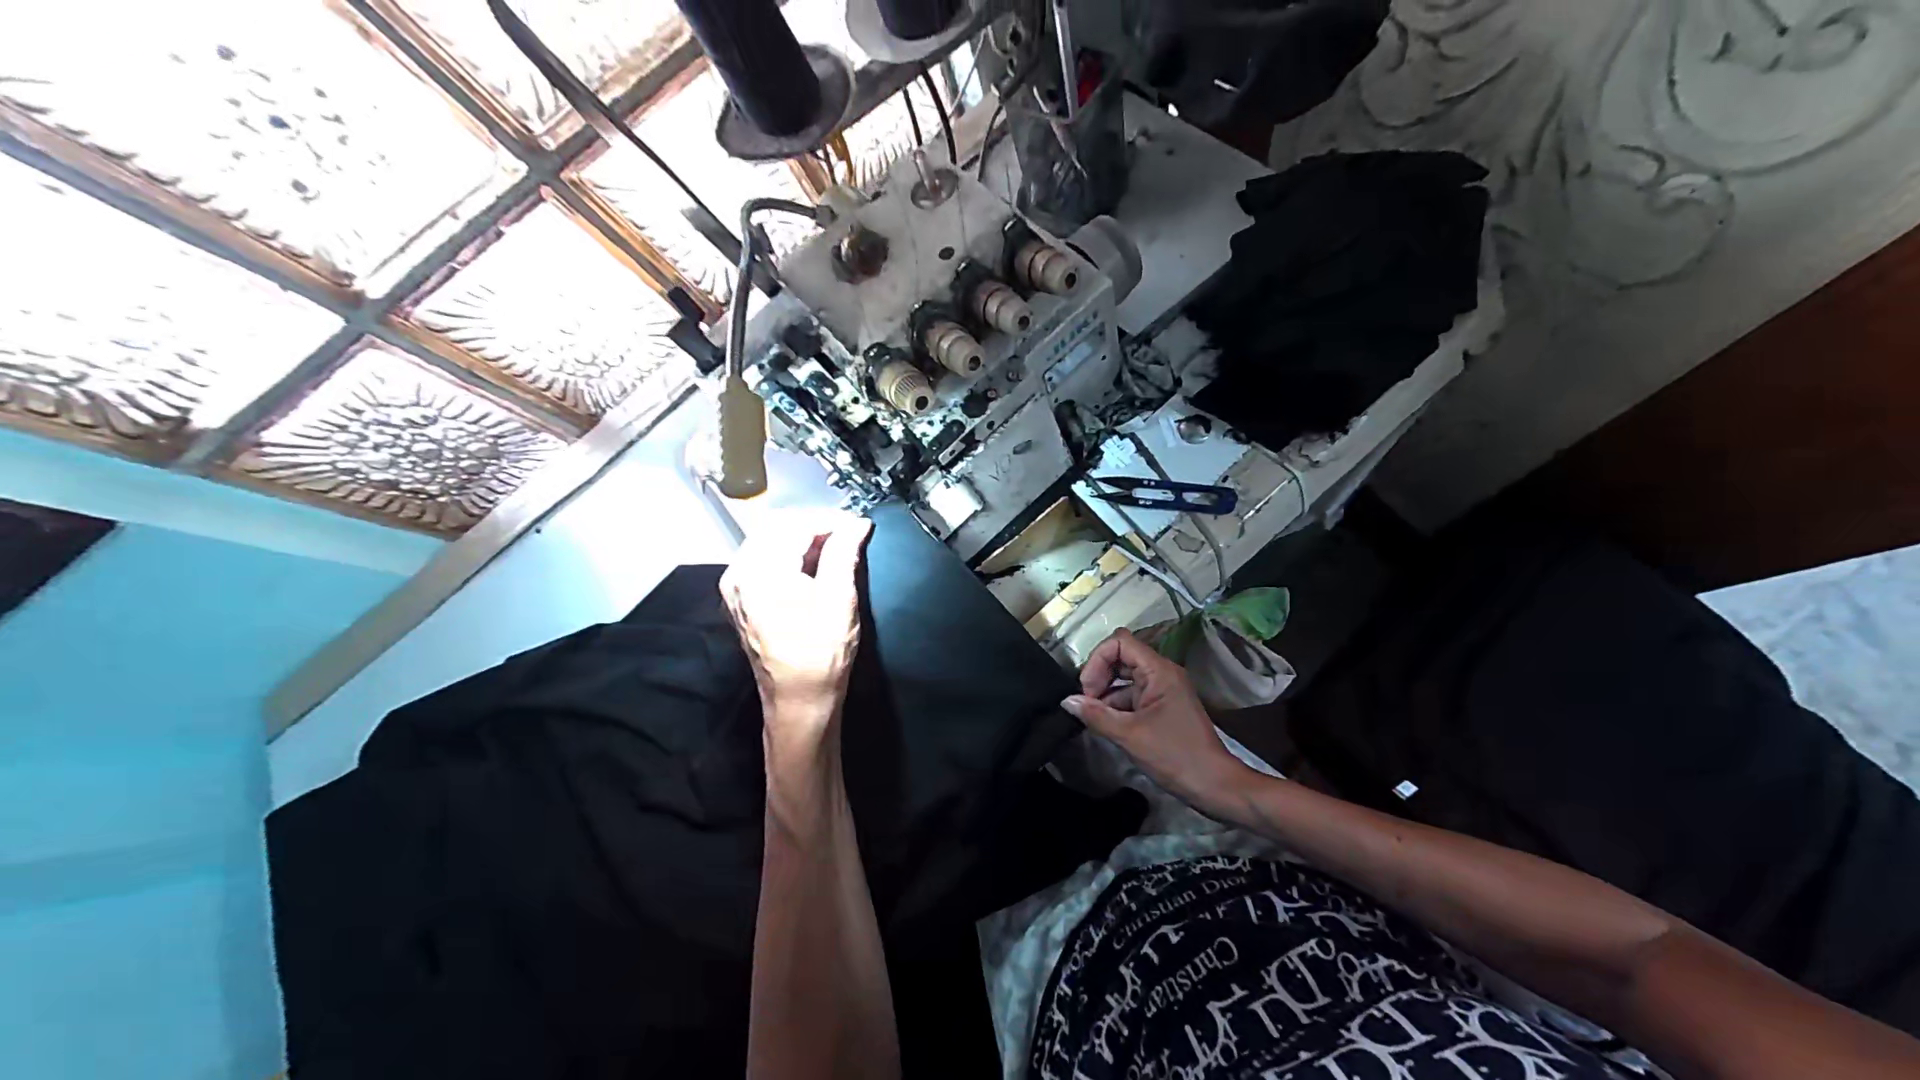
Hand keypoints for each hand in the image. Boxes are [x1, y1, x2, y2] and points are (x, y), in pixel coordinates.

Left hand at [721, 513, 872, 766]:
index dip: (830, 520)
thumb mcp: (839, 601)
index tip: (856, 525)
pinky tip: (812, 565)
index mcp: (761, 574)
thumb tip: (855, 525)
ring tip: (834, 549)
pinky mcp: (740, 598)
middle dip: (814, 525)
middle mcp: (740, 576)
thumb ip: (843, 554)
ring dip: (801, 538)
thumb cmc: (820, 659)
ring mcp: (736, 588)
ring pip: (768, 541)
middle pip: (777, 527)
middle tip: (847, 534)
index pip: (796, 525)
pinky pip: (762, 559)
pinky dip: (787, 554)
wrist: (798, 703)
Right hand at [1063, 629, 1263, 819]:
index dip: (1098, 659)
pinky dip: (1116, 706)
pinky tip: (1106, 725)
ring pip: (1124, 678)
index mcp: (1159, 671)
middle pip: (1121, 657)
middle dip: (1099, 675)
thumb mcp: (1129, 735)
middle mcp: (1162, 673)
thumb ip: (1096, 715)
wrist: (1214, 785)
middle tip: (1086, 703)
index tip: (1088, 690)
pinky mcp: (1162, 707)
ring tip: (1093, 718)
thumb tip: (1067, 701)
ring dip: (1105, 693)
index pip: (1120, 642)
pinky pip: (1132, 696)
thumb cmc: (1175, 755)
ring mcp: (1163, 690)